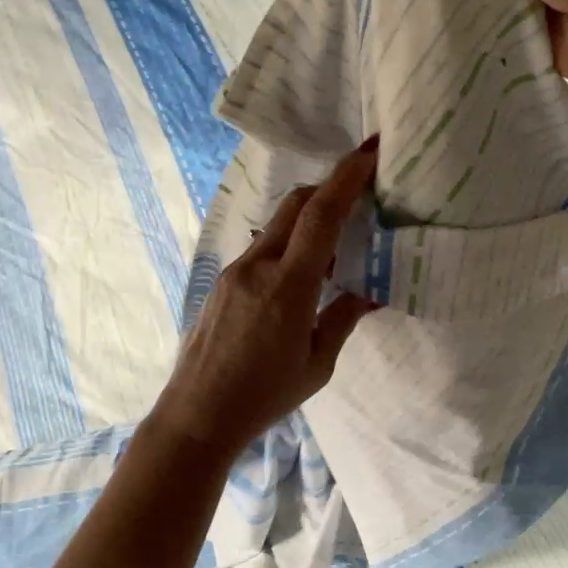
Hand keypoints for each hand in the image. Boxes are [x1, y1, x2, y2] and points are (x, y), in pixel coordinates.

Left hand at [148, 141, 380, 454]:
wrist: (198, 416)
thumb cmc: (264, 397)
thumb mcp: (316, 364)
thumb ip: (341, 320)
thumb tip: (366, 292)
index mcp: (288, 286)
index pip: (320, 215)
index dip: (346, 177)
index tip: (369, 151)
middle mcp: (256, 267)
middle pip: (294, 206)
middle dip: (327, 189)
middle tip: (358, 192)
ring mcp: (233, 273)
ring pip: (275, 228)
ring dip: (306, 222)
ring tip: (334, 245)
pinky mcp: (221, 284)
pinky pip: (260, 250)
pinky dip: (286, 247)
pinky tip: (299, 276)